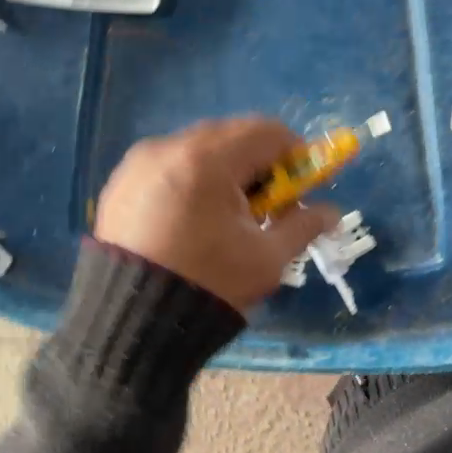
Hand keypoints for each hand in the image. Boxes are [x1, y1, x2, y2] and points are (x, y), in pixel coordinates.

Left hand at [95, 117, 337, 311]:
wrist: (134, 320)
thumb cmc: (209, 284)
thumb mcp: (267, 258)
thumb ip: (303, 226)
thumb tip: (332, 213)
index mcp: (208, 160)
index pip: (267, 132)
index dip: (295, 154)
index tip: (304, 185)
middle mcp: (168, 147)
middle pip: (230, 137)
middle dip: (258, 165)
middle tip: (269, 207)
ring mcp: (137, 164)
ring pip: (196, 150)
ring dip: (223, 173)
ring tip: (229, 219)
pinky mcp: (119, 184)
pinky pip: (167, 168)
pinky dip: (190, 183)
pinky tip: (194, 222)